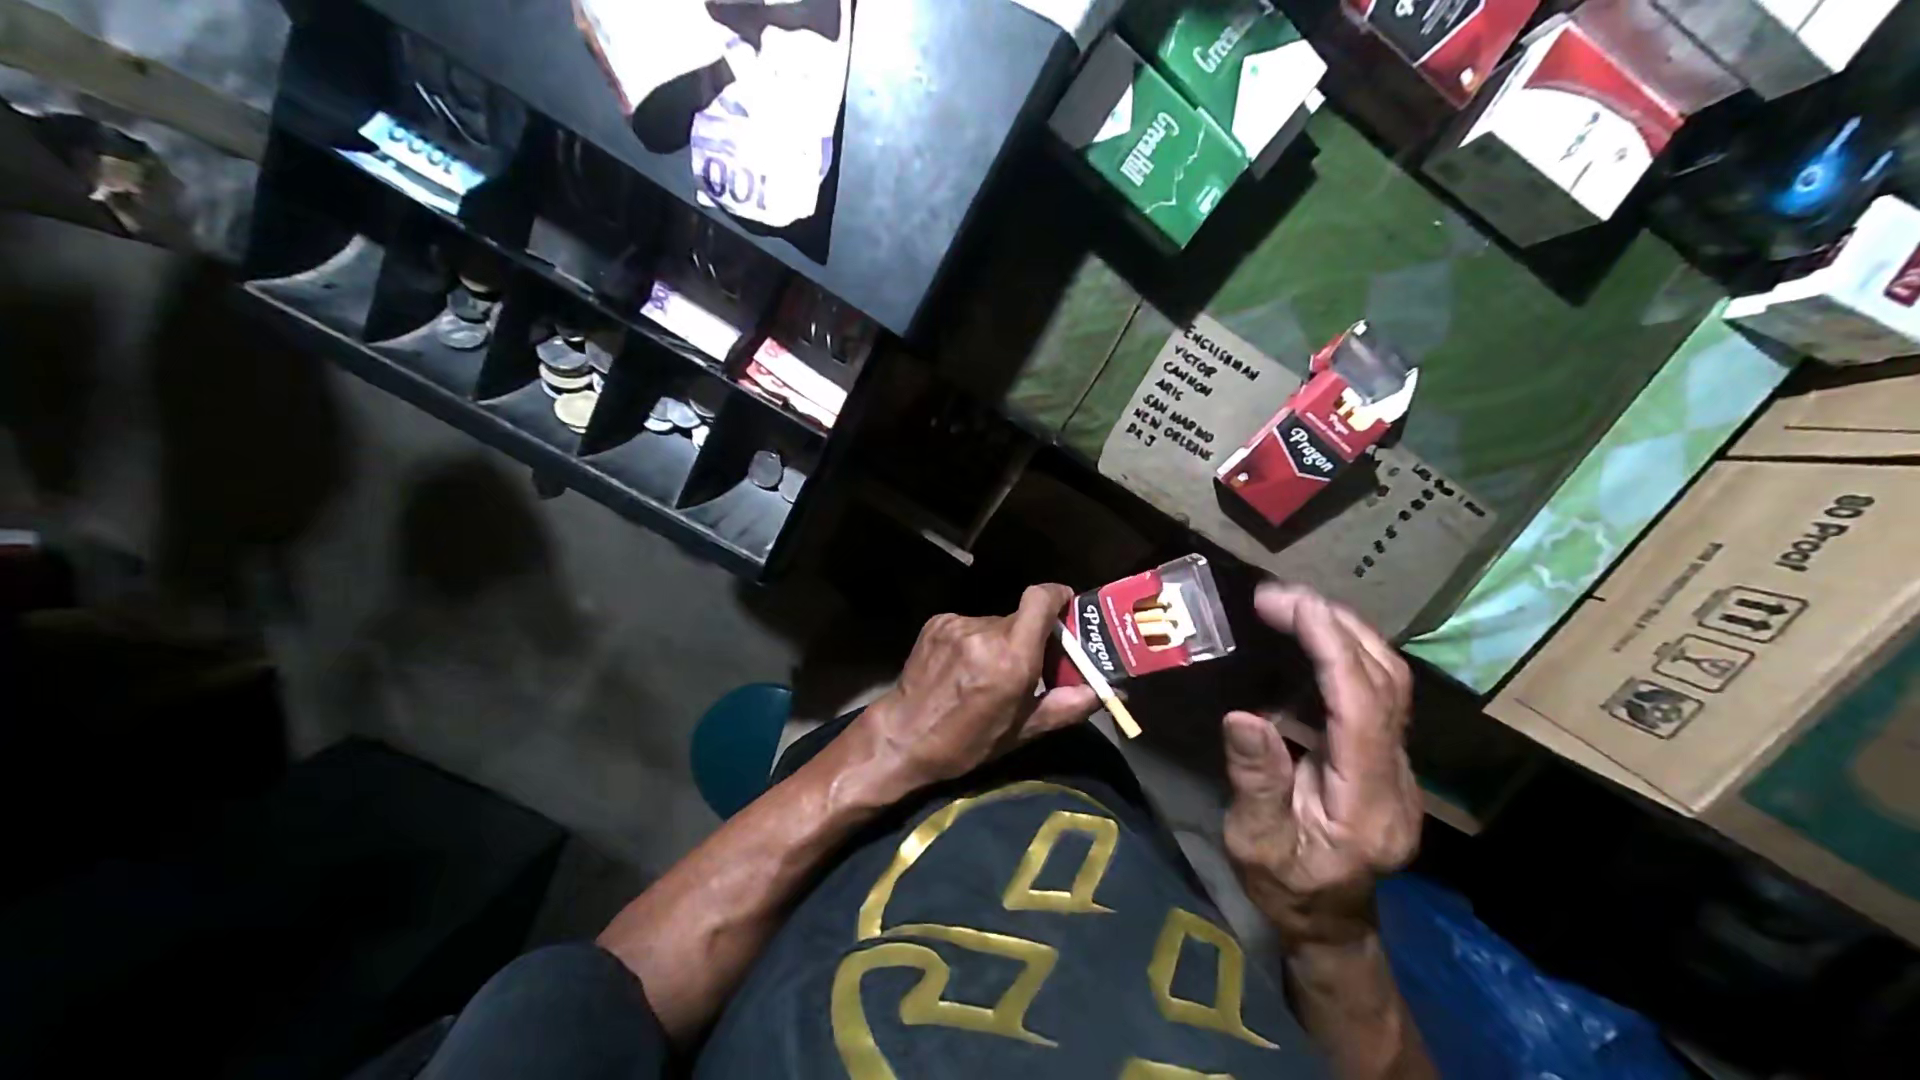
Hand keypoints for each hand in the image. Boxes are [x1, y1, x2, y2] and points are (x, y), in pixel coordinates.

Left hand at [857, 584, 1099, 792]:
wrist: (903, 737)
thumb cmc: (967, 742)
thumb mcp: (1023, 731)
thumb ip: (1068, 706)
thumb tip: (1108, 692)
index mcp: (1011, 657)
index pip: (1041, 598)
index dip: (1058, 596)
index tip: (1067, 609)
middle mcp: (985, 632)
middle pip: (1021, 617)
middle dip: (1031, 636)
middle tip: (1029, 665)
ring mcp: (957, 625)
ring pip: (995, 623)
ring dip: (1000, 642)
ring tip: (988, 674)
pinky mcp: (936, 622)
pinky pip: (969, 625)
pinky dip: (975, 642)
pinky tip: (963, 669)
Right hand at [1223, 583, 1420, 947]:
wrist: (1329, 920)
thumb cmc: (1286, 886)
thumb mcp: (1255, 842)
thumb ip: (1255, 782)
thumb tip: (1243, 715)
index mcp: (1367, 803)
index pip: (1362, 710)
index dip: (1333, 650)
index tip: (1291, 607)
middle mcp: (1396, 777)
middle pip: (1388, 684)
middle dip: (1339, 627)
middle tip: (1280, 595)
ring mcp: (1398, 767)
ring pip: (1391, 684)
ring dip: (1347, 633)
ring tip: (1294, 605)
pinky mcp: (1385, 758)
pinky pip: (1376, 694)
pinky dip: (1345, 655)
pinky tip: (1310, 640)